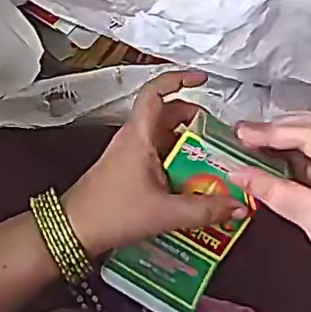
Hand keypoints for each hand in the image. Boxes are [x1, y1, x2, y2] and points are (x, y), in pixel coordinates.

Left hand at [63, 72, 247, 254]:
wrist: (73, 232)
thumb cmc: (110, 213)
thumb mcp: (165, 213)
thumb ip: (205, 210)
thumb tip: (237, 206)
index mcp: (138, 136)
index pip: (156, 92)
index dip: (179, 80)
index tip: (202, 80)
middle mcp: (133, 139)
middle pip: (166, 114)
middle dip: (193, 119)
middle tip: (216, 134)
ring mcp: (129, 154)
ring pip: (162, 136)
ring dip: (186, 143)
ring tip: (210, 160)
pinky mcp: (128, 171)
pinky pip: (157, 156)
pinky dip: (176, 162)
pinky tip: (190, 183)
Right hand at [229, 116, 310, 298]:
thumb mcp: (310, 215)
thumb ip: (272, 190)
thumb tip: (238, 173)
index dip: (273, 132)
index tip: (244, 133)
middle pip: (309, 127)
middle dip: (274, 131)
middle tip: (241, 134)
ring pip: (307, 137)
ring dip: (277, 140)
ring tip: (248, 142)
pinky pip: (307, 153)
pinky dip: (284, 153)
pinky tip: (264, 154)